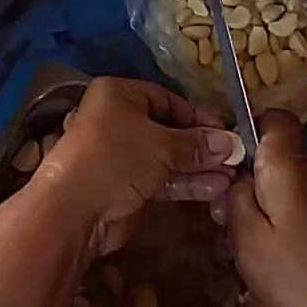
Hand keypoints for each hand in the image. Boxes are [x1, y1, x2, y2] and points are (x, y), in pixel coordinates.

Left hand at [28, 76, 237, 258]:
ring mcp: (121, 154)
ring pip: (167, 156)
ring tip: (231, 177)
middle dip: (201, 145)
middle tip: (234, 158)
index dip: (197, 116)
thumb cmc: (115, 158)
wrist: (73, 211)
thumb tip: (230, 143)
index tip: (226, 132)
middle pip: (168, 129)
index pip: (167, 99)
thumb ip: (196, 144)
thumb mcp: (161, 145)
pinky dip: (185, 182)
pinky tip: (214, 189)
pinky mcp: (125, 186)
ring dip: (198, 166)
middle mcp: (119, 119)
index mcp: (120, 95)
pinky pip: (161, 178)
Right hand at [226, 110, 306, 306]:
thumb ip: (234, 196)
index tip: (229, 158)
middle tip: (229, 207)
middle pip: (276, 151)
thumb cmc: (297, 277)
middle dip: (251, 172)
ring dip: (264, 200)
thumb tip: (236, 176)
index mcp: (289, 162)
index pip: (275, 117)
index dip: (250, 127)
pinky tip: (272, 254)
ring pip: (284, 180)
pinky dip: (280, 220)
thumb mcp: (246, 236)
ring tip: (248, 237)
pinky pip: (296, 204)